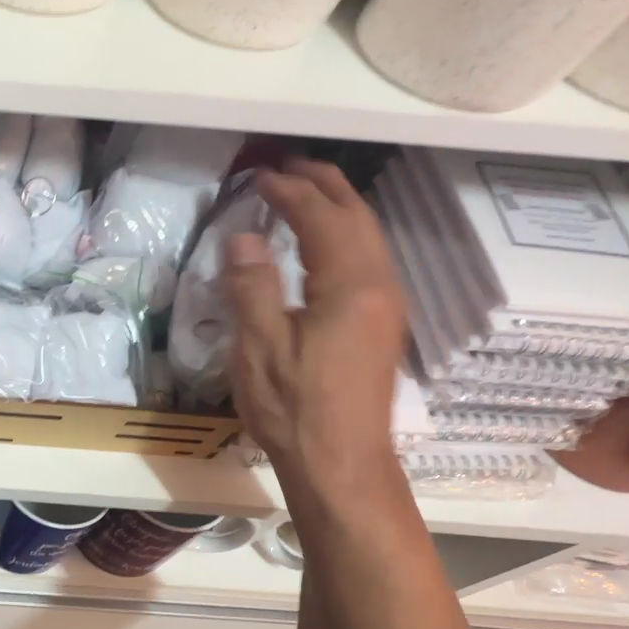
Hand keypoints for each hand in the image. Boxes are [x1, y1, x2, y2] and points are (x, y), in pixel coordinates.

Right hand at [224, 159, 407, 496]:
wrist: (340, 461)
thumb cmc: (293, 408)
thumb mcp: (259, 349)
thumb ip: (251, 288)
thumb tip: (244, 237)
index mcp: (349, 287)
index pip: (322, 220)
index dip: (291, 193)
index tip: (260, 176)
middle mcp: (378, 286)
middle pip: (357, 219)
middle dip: (324, 186)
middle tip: (289, 167)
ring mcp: (385, 306)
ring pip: (368, 238)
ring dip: (338, 208)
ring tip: (305, 193)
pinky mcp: (380, 325)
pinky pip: (367, 260)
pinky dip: (344, 235)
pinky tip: (322, 245)